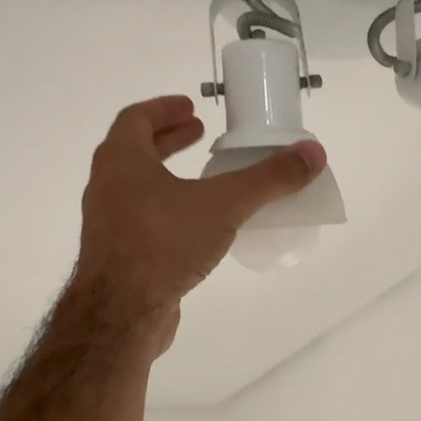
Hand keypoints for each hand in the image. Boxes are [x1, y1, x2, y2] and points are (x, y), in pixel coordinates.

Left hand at [71, 95, 323, 351]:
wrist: (121, 313)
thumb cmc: (163, 243)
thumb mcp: (224, 204)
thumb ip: (268, 178)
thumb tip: (312, 153)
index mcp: (122, 161)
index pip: (136, 118)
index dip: (164, 109)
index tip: (191, 107)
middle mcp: (108, 187)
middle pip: (134, 152)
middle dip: (168, 140)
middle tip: (200, 133)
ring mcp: (109, 224)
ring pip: (137, 188)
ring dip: (167, 176)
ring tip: (204, 180)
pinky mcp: (119, 257)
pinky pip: (143, 221)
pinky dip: (168, 211)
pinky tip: (197, 227)